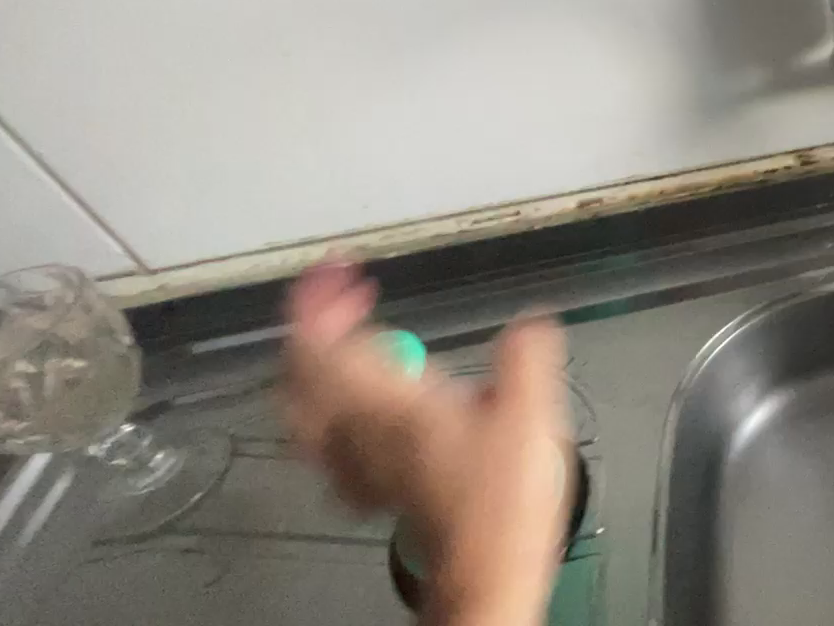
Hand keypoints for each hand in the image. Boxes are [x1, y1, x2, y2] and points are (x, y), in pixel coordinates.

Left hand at [283, 258, 571, 625]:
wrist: (489, 564)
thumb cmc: (503, 495)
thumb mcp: (532, 407)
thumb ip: (527, 354)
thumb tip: (530, 322)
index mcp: (390, 405)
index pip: (323, 347)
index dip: (319, 303)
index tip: (338, 269)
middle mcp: (361, 434)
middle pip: (300, 376)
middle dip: (315, 325)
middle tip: (349, 293)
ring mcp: (359, 465)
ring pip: (304, 408)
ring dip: (316, 364)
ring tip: (346, 336)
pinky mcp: (373, 485)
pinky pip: (325, 438)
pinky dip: (330, 404)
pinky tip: (361, 402)